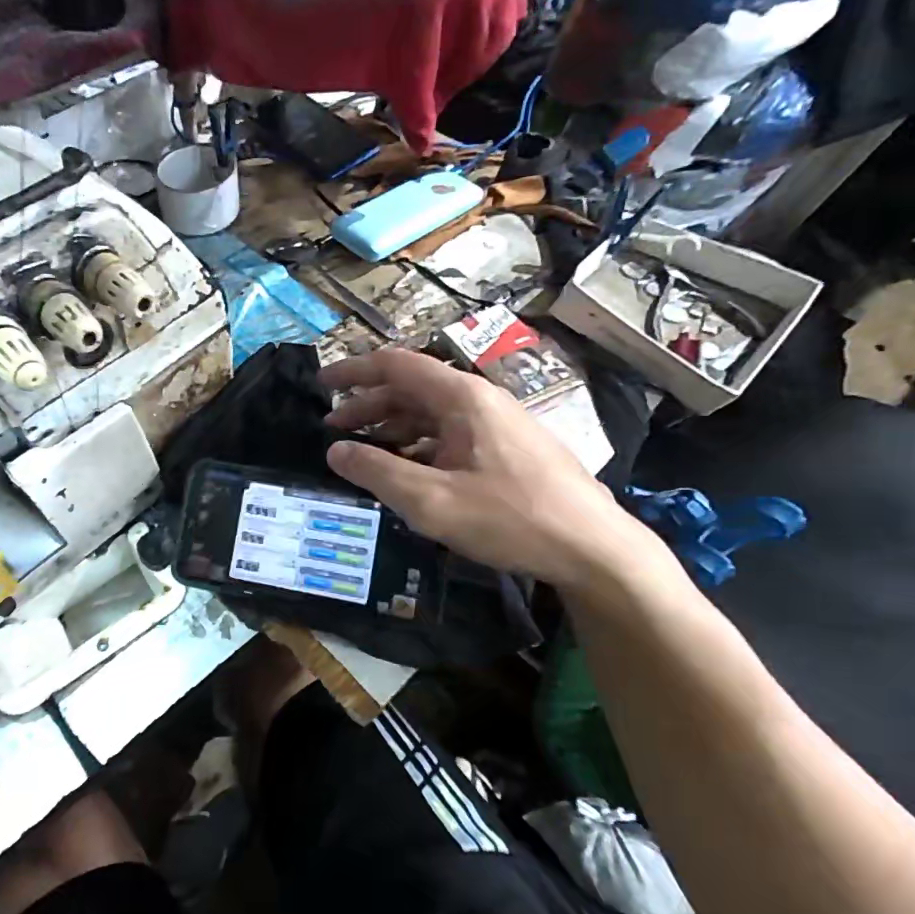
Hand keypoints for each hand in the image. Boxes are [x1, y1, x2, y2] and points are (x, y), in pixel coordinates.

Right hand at [320, 348, 654, 586]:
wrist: (594, 548)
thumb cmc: (510, 518)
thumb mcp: (431, 501)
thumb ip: (376, 472)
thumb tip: (335, 451)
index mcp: (462, 398)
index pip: (396, 365)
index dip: (353, 370)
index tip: (320, 382)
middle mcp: (480, 400)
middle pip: (411, 388)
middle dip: (366, 404)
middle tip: (332, 429)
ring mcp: (497, 423)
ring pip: (430, 413)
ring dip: (391, 426)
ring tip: (362, 451)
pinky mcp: (508, 448)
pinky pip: (450, 434)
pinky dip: (417, 444)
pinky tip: (406, 469)